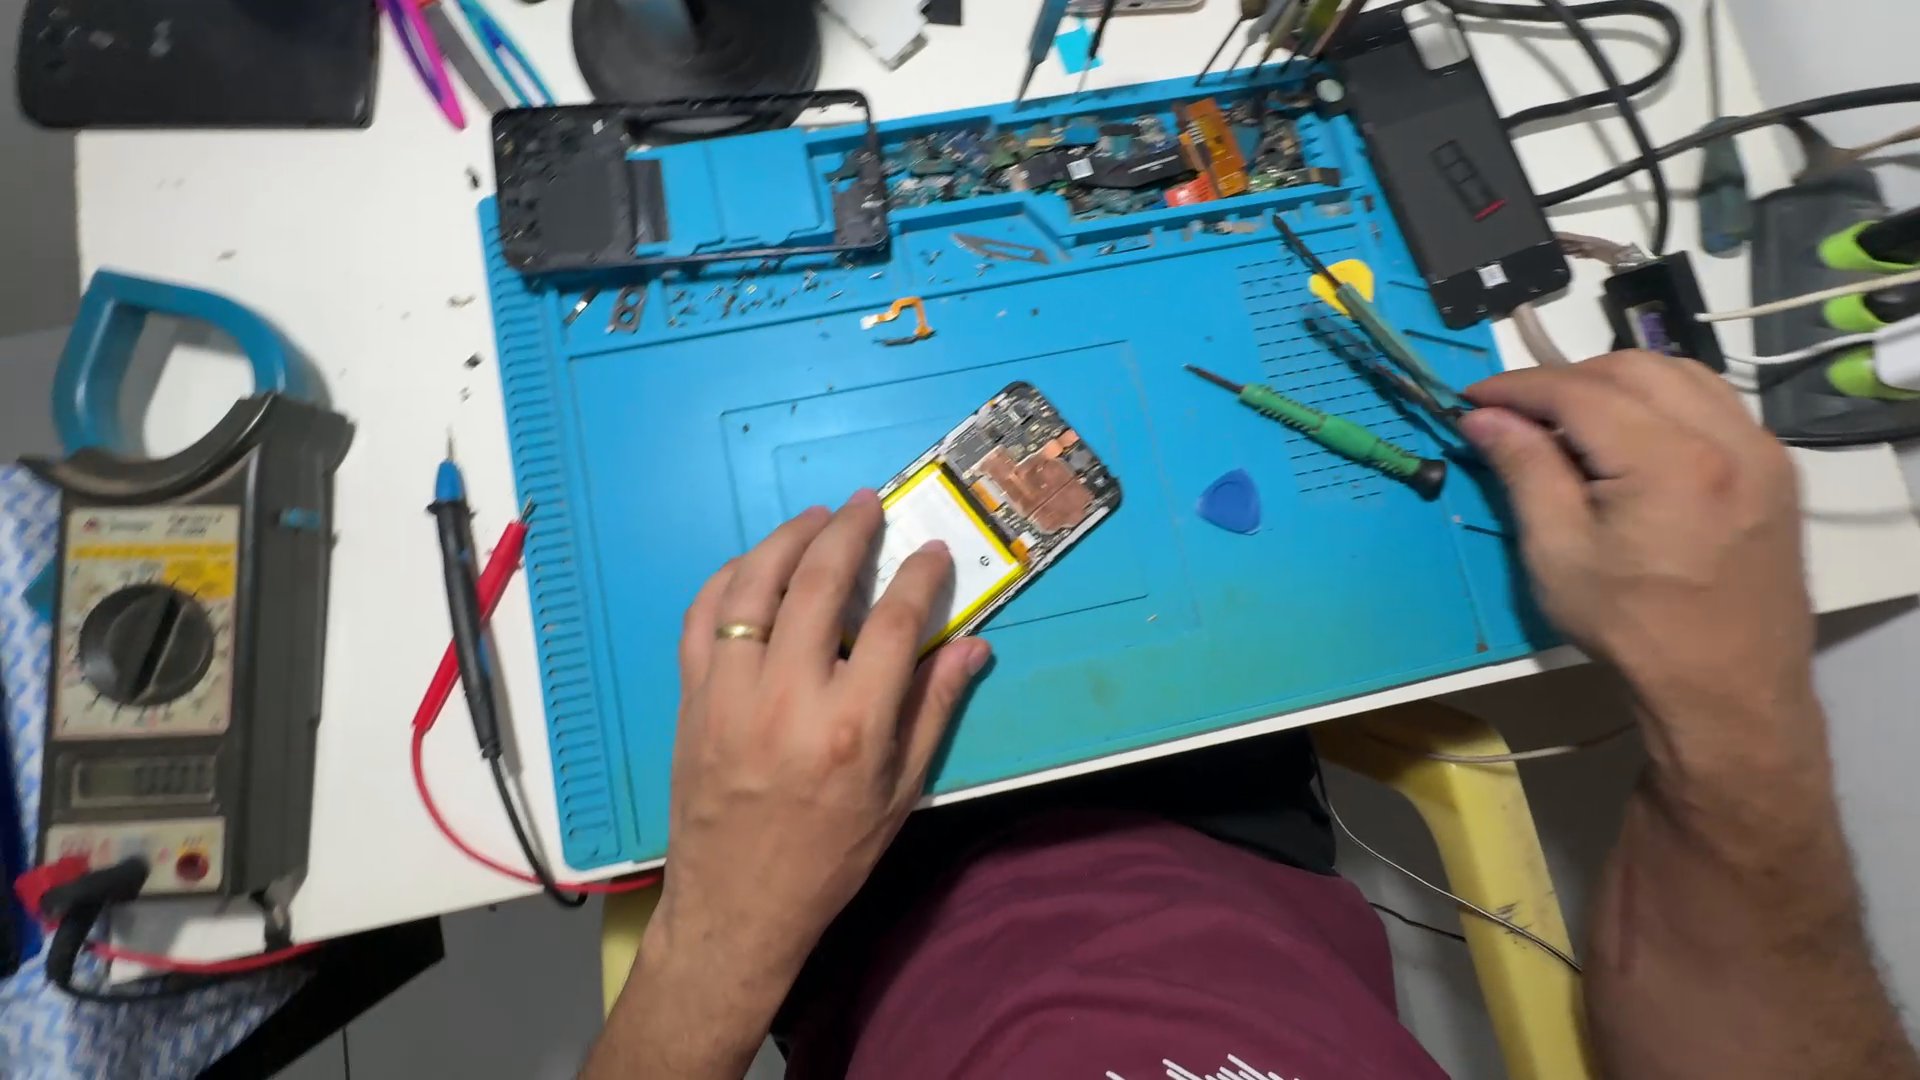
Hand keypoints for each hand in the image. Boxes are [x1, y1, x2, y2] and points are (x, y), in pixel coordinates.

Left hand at [655, 490, 990, 1004]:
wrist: (737, 905)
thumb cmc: (831, 852)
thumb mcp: (901, 791)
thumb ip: (935, 709)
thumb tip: (973, 647)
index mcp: (852, 725)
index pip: (895, 623)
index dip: (918, 576)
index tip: (931, 551)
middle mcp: (789, 696)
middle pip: (819, 585)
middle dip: (849, 532)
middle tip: (867, 504)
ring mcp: (729, 692)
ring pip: (753, 587)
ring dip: (786, 539)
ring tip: (814, 516)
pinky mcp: (692, 697)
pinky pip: (701, 617)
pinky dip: (728, 578)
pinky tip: (754, 563)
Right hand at [1460, 350, 1815, 773]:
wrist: (1723, 679)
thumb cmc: (1625, 621)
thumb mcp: (1554, 548)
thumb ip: (1523, 468)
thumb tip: (1482, 417)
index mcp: (1669, 462)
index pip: (1581, 391)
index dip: (1517, 386)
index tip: (1468, 397)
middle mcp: (1728, 438)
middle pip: (1633, 368)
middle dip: (1559, 378)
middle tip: (1507, 411)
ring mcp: (1761, 449)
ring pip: (1676, 374)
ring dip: (1606, 381)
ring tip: (1556, 418)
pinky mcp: (1771, 466)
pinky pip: (1706, 400)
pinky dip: (1650, 398)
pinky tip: (1615, 433)